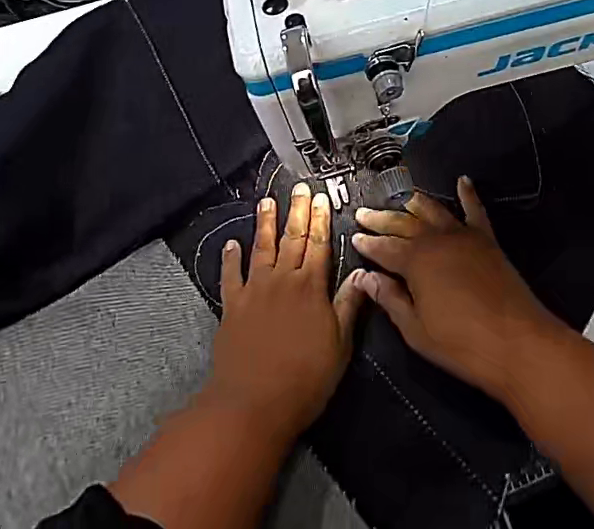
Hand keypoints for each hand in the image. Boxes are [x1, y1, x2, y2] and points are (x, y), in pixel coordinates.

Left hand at [204, 183, 364, 443]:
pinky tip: (231, 243)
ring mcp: (255, 291)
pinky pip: (231, 276)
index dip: (321, 220)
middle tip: (299, 188)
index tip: (321, 198)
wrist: (252, 404)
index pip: (319, 244)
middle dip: (297, 212)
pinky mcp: (232, 306)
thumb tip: (362, 272)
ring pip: (261, 248)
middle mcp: (283, 280)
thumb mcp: (339, 345)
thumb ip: (348, 305)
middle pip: (292, 239)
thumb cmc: (305, 378)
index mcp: (311, 287)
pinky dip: (230, 258)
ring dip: (265, 223)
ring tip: (266, 201)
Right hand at [350, 177, 567, 399]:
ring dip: (415, 203)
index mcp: (415, 261)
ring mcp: (464, 236)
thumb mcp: (416, 330)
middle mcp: (437, 240)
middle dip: (381, 219)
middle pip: (403, 223)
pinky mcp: (487, 240)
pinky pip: (475, 210)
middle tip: (365, 214)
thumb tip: (367, 278)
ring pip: (434, 210)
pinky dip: (468, 194)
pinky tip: (463, 181)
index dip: (367, 243)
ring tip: (402, 197)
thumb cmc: (462, 344)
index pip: (383, 247)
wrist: (517, 342)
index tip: (355, 237)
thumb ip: (390, 299)